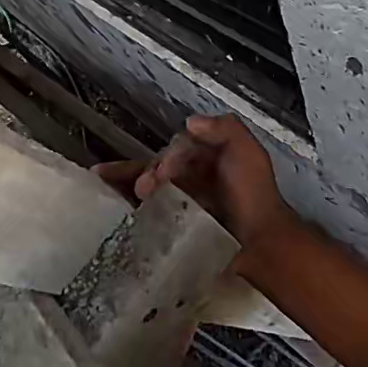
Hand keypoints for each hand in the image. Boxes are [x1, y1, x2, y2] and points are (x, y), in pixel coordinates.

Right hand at [94, 114, 295, 245]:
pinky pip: (146, 210)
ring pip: (146, 186)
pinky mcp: (174, 227)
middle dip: (144, 172)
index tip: (165, 171)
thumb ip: (225, 129)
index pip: (178, 148)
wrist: (258, 243)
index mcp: (209, 158)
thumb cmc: (253, 195)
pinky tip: (109, 202)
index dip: (169, 156)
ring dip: (126, 183)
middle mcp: (194, 178)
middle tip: (146, 186)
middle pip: (157, 167)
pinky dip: (126, 203)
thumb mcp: (248, 151)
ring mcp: (182, 203)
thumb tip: (190, 123)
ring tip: (109, 186)